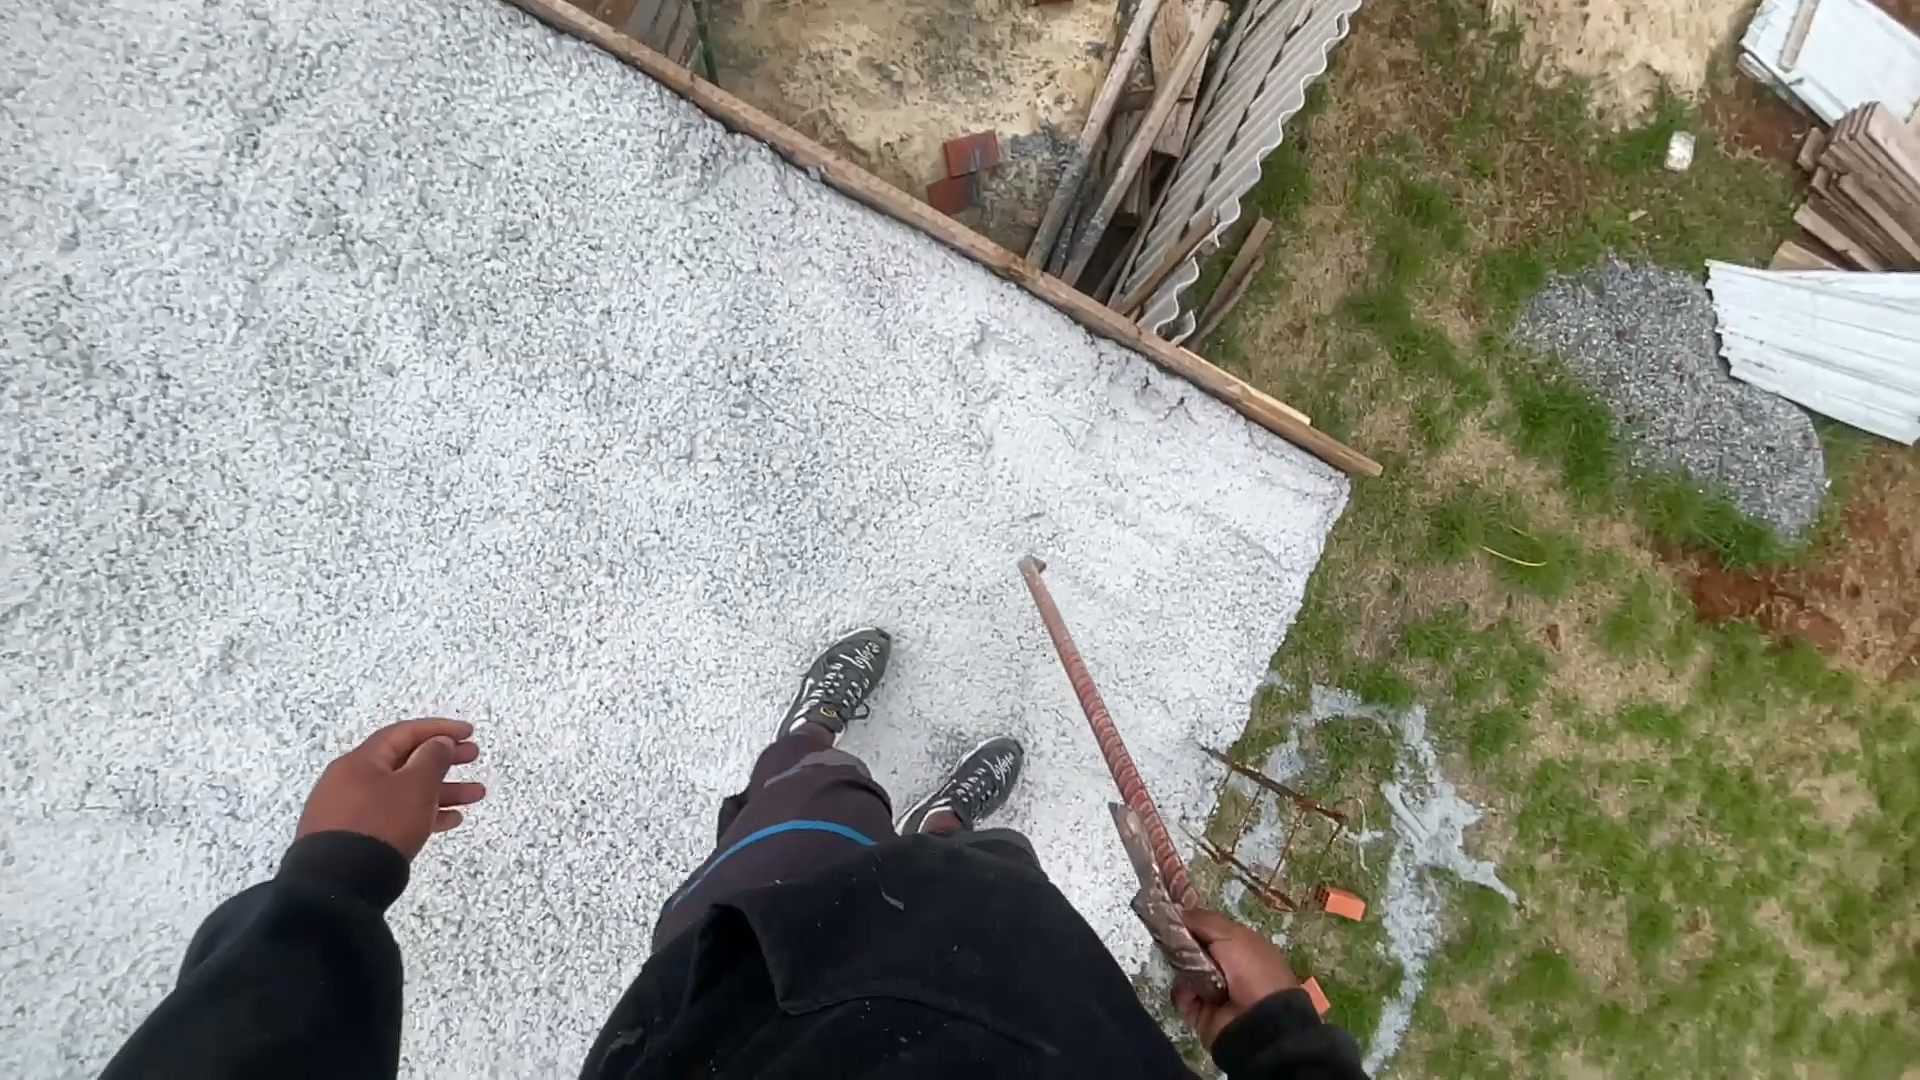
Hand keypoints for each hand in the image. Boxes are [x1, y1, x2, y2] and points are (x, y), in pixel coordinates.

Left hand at [296, 719, 485, 859]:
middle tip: (473, 757)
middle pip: (405, 762)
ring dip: (442, 790)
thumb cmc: (382, 823)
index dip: (440, 728)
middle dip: (444, 760)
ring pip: (404, 791)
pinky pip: (394, 815)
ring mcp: (348, 812)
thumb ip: (433, 757)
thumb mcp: (417, 784)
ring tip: (475, 795)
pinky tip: (450, 820)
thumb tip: (438, 742)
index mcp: (359, 763)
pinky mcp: (352, 837)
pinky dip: (422, 813)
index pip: (404, 733)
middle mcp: (349, 782)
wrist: (339, 885)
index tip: (469, 733)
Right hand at [1172, 907, 1299, 1045]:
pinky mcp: (1200, 1011)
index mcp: (1238, 946)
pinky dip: (1182, 991)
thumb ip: (1202, 920)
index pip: (1206, 928)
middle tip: (1168, 936)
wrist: (1261, 1024)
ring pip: (1182, 969)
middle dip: (1178, 941)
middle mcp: (1224, 967)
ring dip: (1180, 965)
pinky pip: (1181, 995)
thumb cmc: (1252, 971)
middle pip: (1190, 947)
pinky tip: (1191, 990)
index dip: (1189, 920)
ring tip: (1187, 967)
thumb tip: (1177, 910)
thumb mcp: (1232, 935)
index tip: (1170, 912)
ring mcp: (1211, 990)